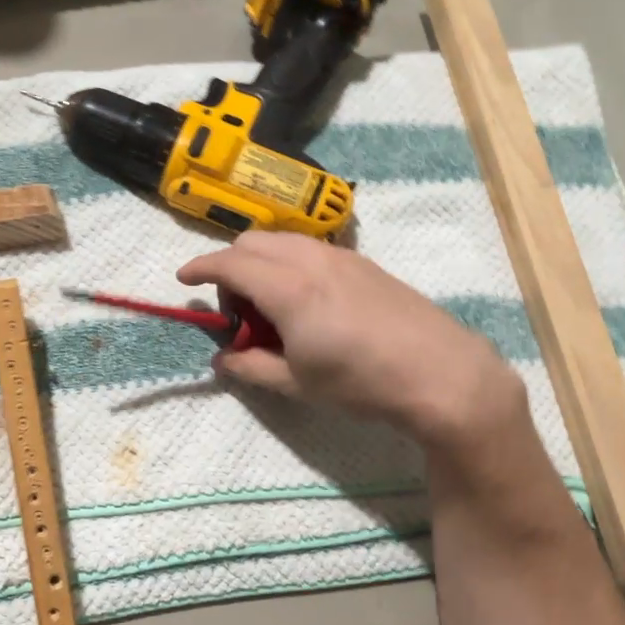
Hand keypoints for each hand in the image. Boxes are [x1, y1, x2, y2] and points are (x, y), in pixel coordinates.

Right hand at [177, 231, 522, 450]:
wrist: (439, 374)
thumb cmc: (361, 383)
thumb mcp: (296, 384)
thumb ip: (251, 366)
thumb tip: (223, 359)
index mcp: (289, 288)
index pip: (230, 263)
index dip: (200, 268)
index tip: (184, 280)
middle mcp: (312, 260)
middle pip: (253, 242)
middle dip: (231, 268)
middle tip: (237, 314)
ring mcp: (342, 257)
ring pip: (283, 241)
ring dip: (261, 264)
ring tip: (271, 311)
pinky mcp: (364, 264)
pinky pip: (310, 249)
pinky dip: (289, 264)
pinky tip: (305, 305)